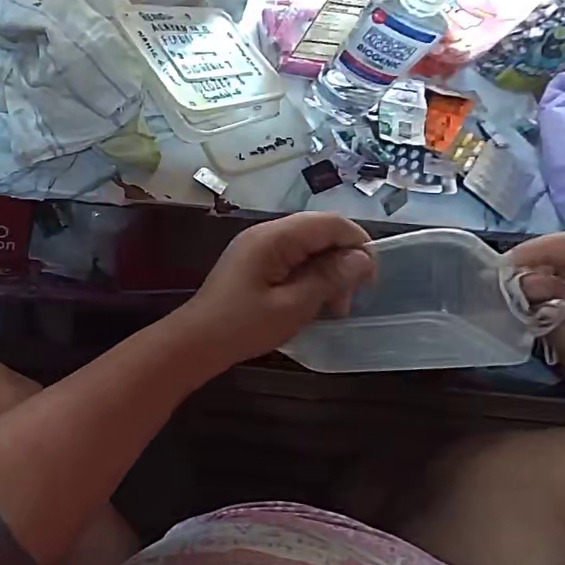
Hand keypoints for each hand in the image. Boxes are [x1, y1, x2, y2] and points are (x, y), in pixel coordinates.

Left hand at [170, 212, 374, 368]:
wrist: (196, 341)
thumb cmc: (243, 325)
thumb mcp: (293, 306)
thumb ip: (329, 278)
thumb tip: (362, 258)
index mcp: (274, 237)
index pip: (331, 223)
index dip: (357, 245)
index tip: (367, 283)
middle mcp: (265, 233)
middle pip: (320, 232)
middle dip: (342, 262)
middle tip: (344, 303)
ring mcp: (257, 247)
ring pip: (308, 247)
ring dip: (326, 274)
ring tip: (330, 309)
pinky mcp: (254, 263)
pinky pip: (292, 259)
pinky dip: (308, 277)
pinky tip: (310, 303)